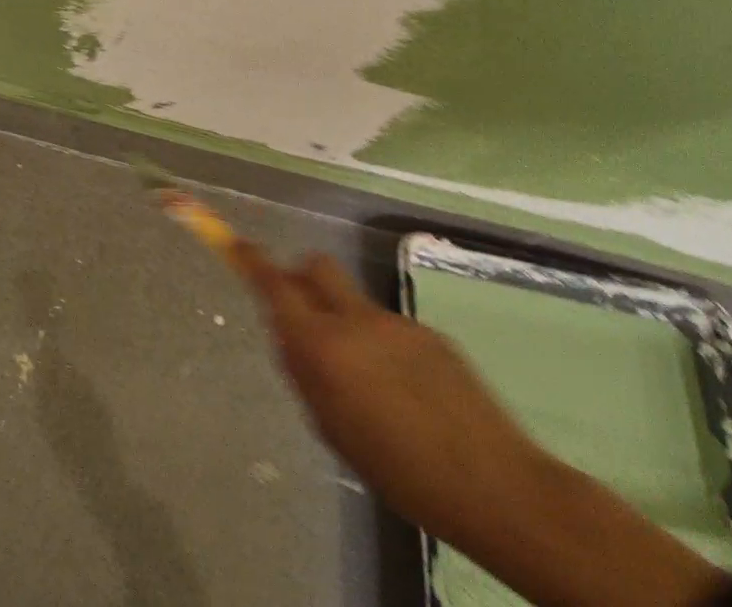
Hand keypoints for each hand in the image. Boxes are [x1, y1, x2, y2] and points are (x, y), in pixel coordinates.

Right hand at [227, 240, 540, 539]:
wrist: (493, 485)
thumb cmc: (395, 468)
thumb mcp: (328, 424)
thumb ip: (303, 370)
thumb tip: (288, 335)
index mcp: (324, 346)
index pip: (276, 286)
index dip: (252, 261)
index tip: (238, 246)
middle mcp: (358, 322)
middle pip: (317, 267)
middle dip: (299, 277)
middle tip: (299, 312)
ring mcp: (400, 325)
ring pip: (353, 302)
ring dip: (341, 320)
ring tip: (362, 379)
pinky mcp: (434, 337)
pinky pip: (387, 326)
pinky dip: (377, 344)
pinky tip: (400, 391)